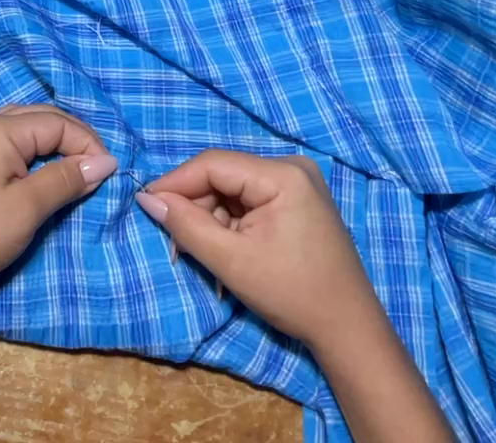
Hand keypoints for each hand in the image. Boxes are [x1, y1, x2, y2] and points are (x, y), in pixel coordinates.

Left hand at [0, 106, 117, 296]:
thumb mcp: (27, 209)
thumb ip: (65, 179)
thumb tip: (104, 161)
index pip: (57, 123)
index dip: (87, 144)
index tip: (108, 174)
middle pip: (39, 118)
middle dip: (72, 139)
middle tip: (96, 170)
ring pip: (17, 123)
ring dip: (47, 139)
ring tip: (69, 163)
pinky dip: (11, 136)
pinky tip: (9, 147)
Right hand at [135, 150, 377, 349]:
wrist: (349, 330)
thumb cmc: (292, 294)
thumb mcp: (231, 261)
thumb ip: (186, 225)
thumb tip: (146, 198)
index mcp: (282, 174)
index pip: (212, 164)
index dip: (175, 183)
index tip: (146, 205)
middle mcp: (291, 167)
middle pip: (222, 176)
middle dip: (194, 206)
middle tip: (175, 241)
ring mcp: (296, 183)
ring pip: (231, 189)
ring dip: (210, 217)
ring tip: (199, 253)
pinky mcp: (296, 199)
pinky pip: (248, 200)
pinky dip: (229, 222)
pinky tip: (224, 249)